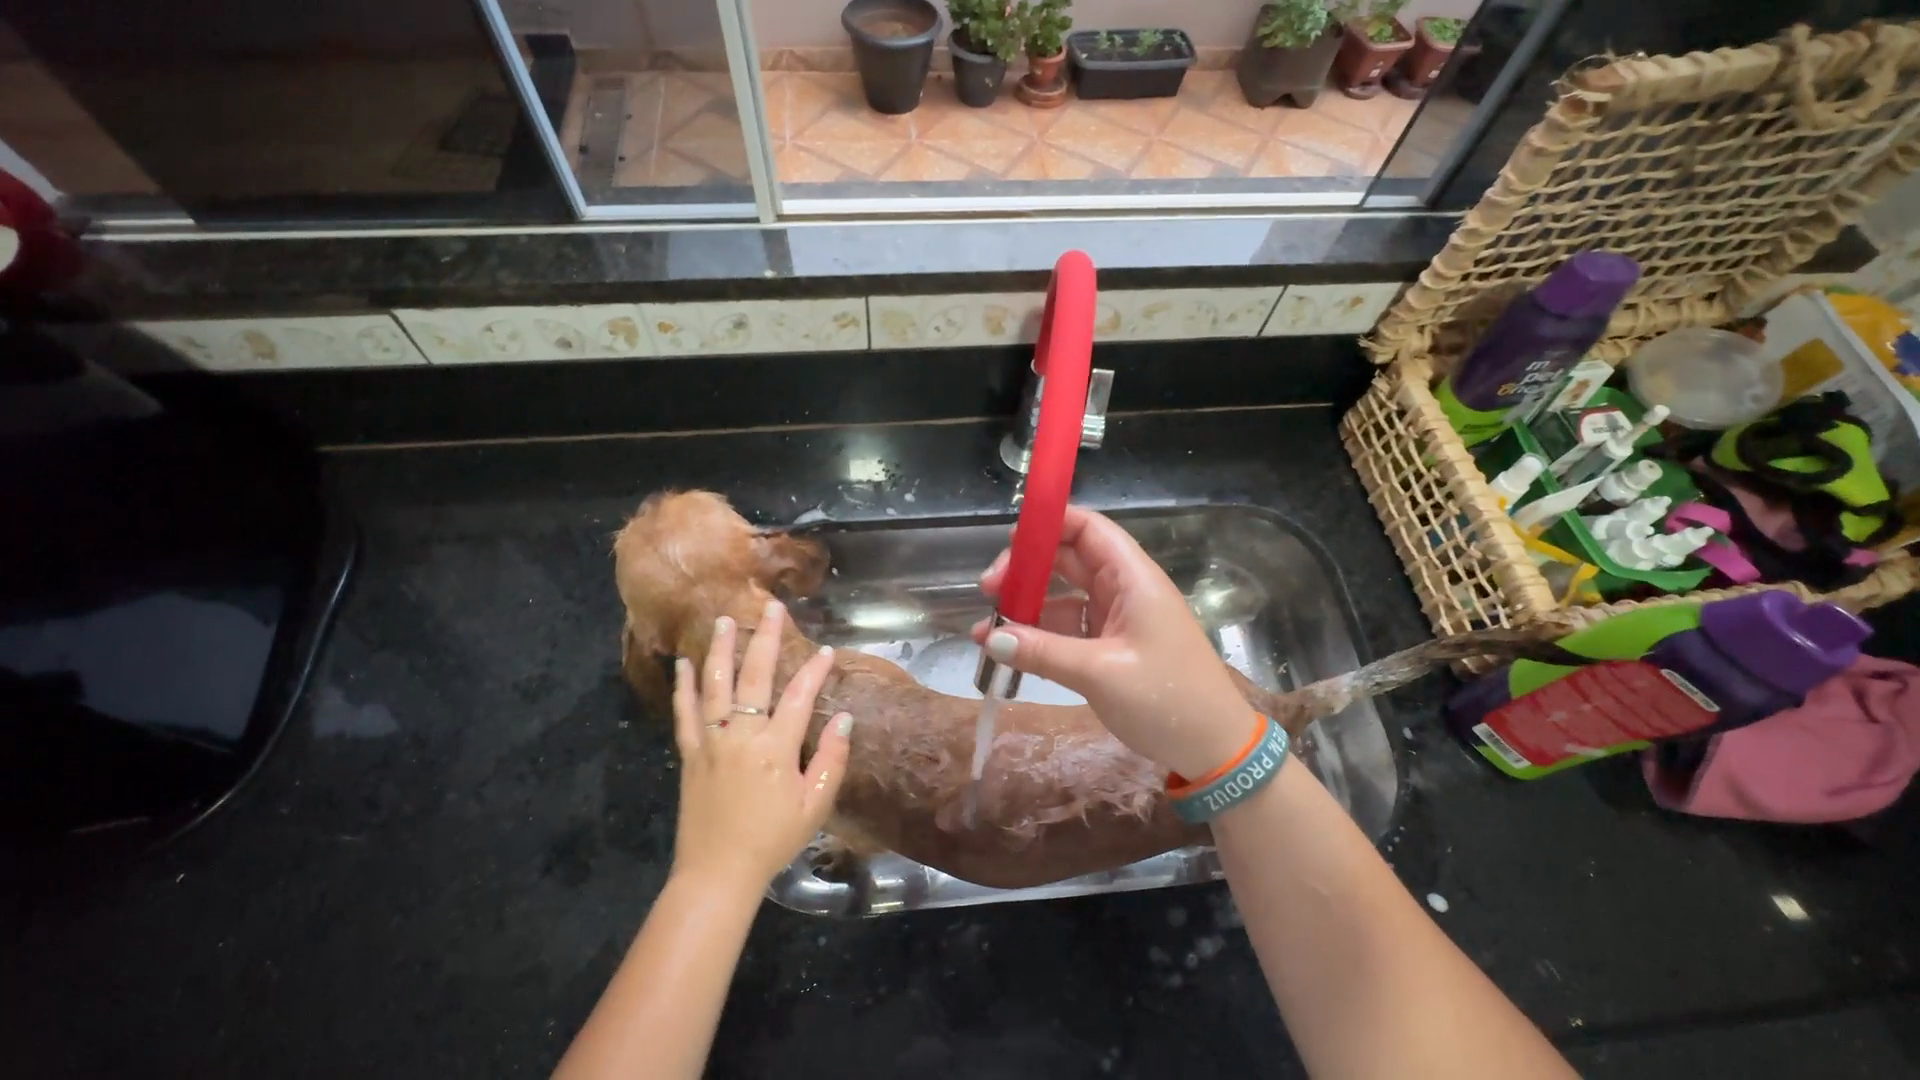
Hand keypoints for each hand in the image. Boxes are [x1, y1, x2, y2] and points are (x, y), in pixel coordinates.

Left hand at [669, 599, 851, 891]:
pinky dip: (684, 687)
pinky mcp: (689, 754)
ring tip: (725, 620)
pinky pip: (685, 713)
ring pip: (716, 686)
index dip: (815, 671)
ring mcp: (711, 742)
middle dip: (764, 639)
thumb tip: (845, 719)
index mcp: (776, 748)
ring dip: (722, 650)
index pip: (800, 697)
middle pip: (754, 677)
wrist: (718, 872)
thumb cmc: (773, 841)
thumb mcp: (815, 805)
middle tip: (770, 608)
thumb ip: (831, 759)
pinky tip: (684, 664)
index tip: (826, 650)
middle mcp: (741, 735)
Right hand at [973, 506, 1259, 779]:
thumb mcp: (1099, 674)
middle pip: (1068, 558)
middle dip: (1025, 569)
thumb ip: (1042, 652)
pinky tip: (1007, 652)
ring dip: (1026, 608)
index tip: (1008, 541)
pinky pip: (1067, 630)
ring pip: (1063, 597)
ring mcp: (1117, 620)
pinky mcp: (1110, 648)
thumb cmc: (1167, 699)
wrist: (1214, 749)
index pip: (1088, 528)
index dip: (1049, 524)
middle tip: (988, 590)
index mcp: (1133, 579)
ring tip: (987, 630)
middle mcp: (1123, 590)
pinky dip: (1038, 637)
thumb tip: (991, 638)